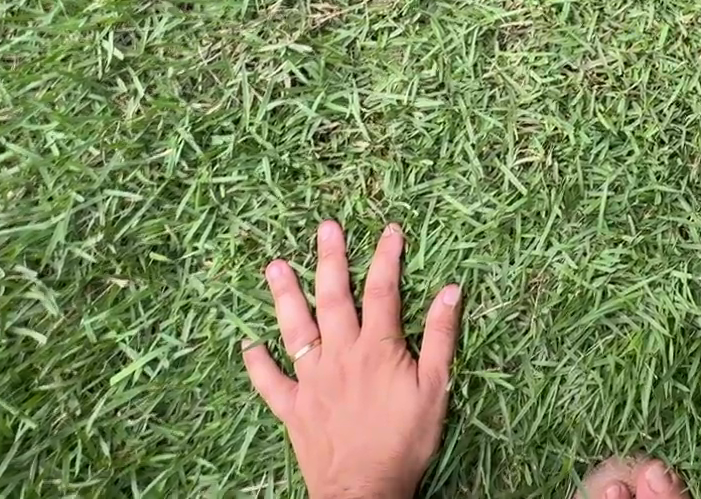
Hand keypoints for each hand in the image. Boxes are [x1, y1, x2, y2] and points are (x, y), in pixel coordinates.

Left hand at [242, 221, 462, 498]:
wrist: (364, 494)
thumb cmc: (405, 439)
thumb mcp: (436, 386)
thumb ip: (442, 336)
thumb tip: (451, 289)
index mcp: (376, 347)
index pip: (382, 290)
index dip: (387, 256)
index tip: (389, 229)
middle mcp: (340, 355)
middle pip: (333, 298)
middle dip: (330, 259)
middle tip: (324, 228)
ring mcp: (312, 382)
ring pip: (295, 330)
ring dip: (285, 296)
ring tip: (274, 266)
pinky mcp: (293, 410)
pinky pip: (271, 383)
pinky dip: (258, 364)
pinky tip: (249, 346)